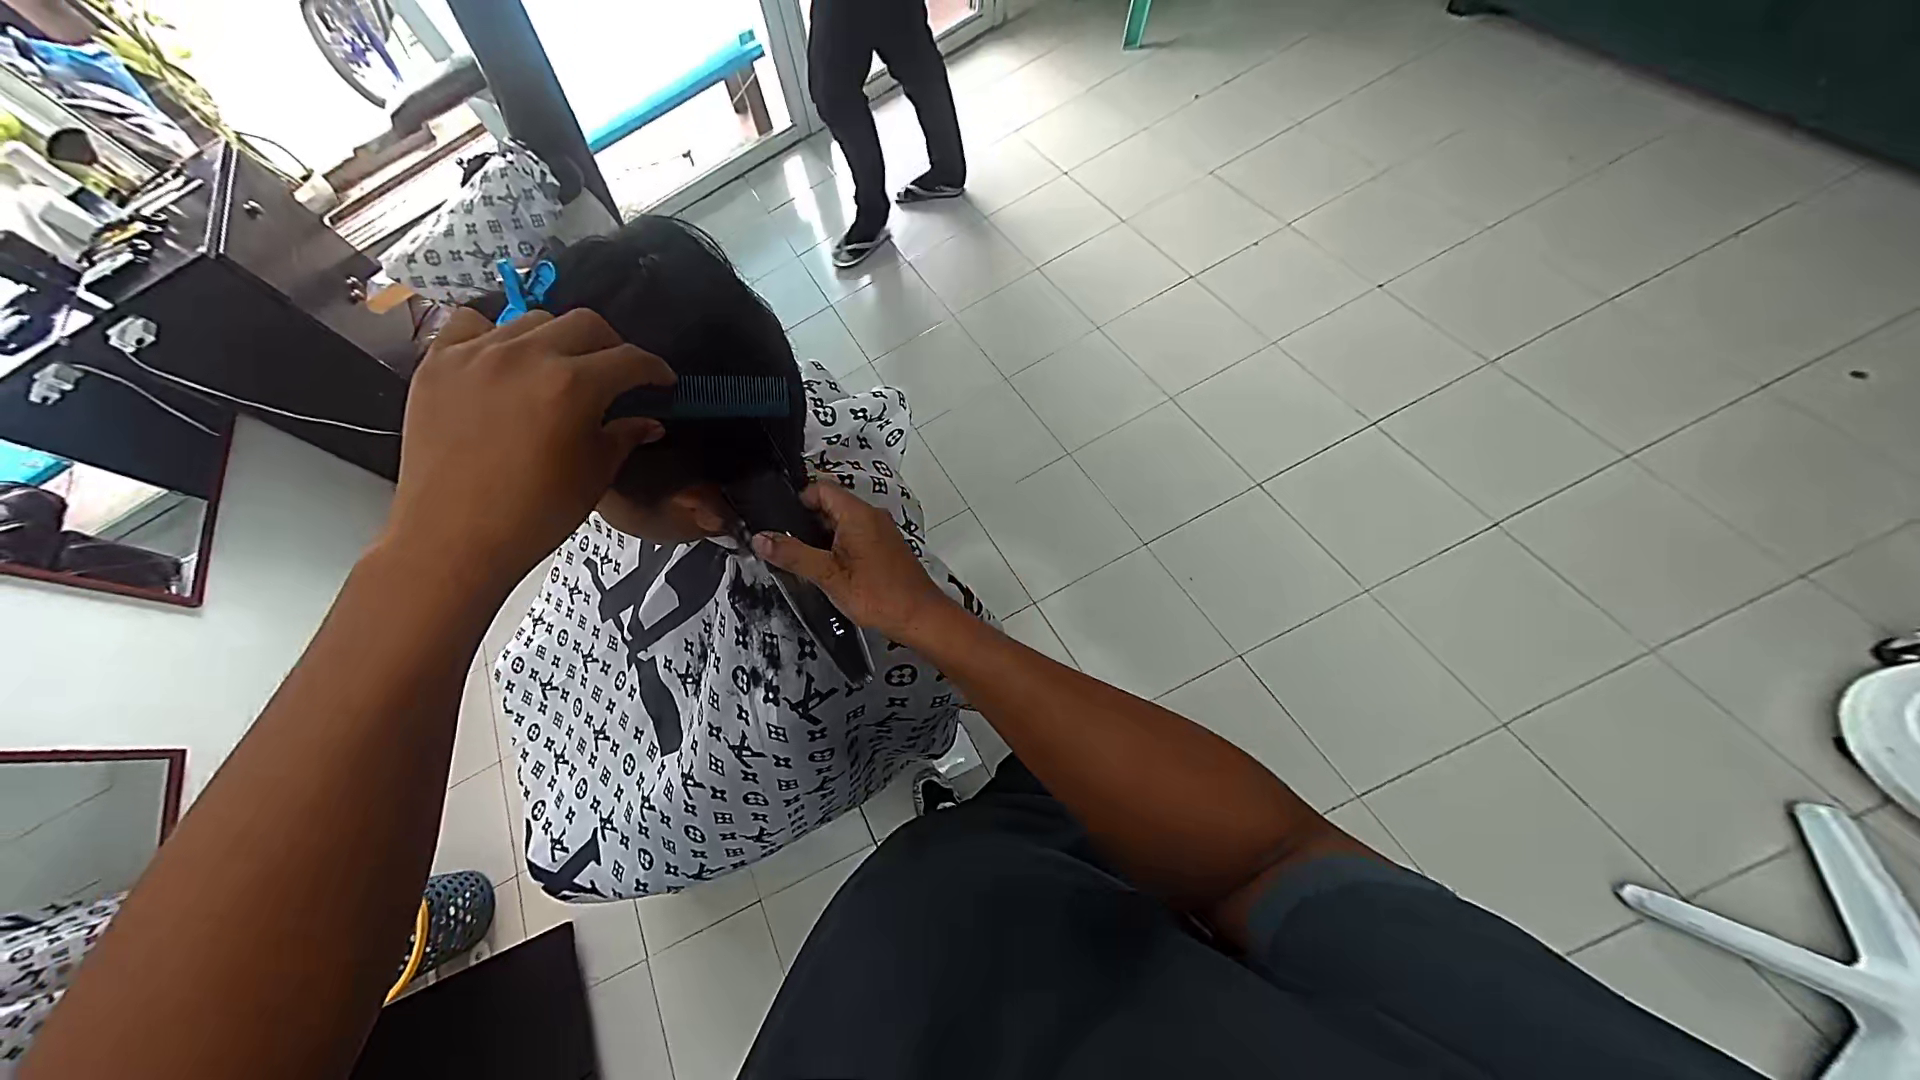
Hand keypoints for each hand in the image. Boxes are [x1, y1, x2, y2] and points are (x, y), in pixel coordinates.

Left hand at [382, 306, 672, 586]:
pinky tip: (506, 361)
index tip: (662, 380)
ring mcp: (476, 355)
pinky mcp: (438, 363)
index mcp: (573, 386)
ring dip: (559, 339)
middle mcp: (525, 357)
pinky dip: (497, 335)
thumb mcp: (596, 474)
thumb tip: (647, 422)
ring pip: (533, 320)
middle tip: (617, 373)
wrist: (455, 537)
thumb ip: (624, 436)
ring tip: (561, 368)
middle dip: (612, 346)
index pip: (630, 359)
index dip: (654, 369)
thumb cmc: (536, 513)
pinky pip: (474, 325)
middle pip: (585, 324)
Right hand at [751, 481, 955, 642]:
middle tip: (788, 547)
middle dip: (807, 523)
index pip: (821, 488)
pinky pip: (856, 537)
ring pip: (843, 523)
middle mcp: (872, 516)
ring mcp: (881, 532)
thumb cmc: (880, 596)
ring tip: (807, 562)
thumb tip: (763, 539)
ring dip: (823, 538)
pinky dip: (839, 548)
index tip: (782, 522)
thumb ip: (793, 555)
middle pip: (830, 505)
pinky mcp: (885, 548)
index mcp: (858, 514)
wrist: (919, 617)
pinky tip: (831, 571)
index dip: (798, 500)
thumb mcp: (828, 576)